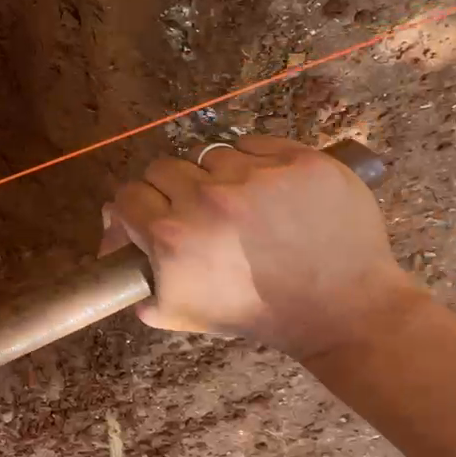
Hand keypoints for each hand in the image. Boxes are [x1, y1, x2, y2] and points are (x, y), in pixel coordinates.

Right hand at [101, 135, 422, 358]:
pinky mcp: (299, 162)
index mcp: (170, 234)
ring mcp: (255, 176)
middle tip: (196, 211)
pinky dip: (254, 160)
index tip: (151, 219)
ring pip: (208, 155)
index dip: (135, 209)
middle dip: (172, 189)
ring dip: (216, 175)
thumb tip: (108, 251)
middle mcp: (205, 199)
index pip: (126, 196)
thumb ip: (134, 283)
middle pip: (161, 168)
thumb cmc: (256, 313)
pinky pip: (253, 143)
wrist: (348, 313)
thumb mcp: (177, 312)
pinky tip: (267, 187)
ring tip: (240, 201)